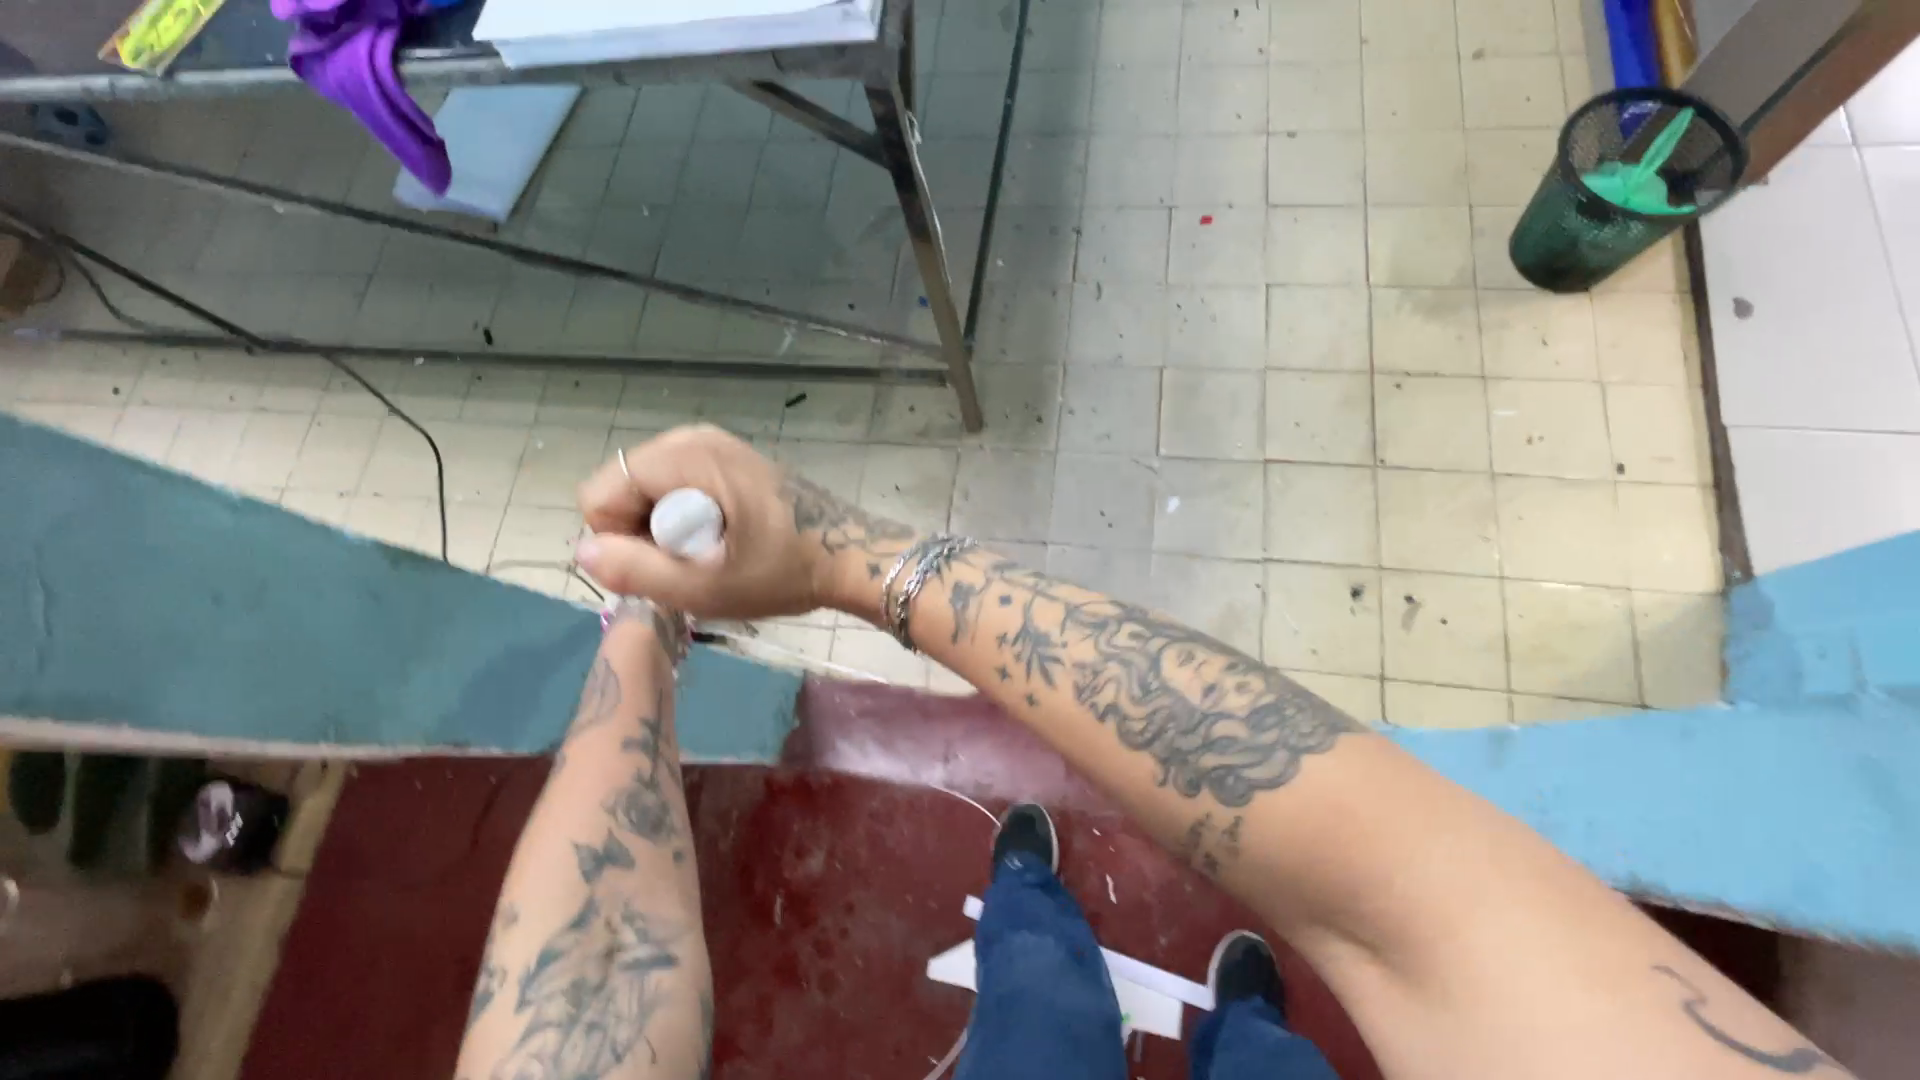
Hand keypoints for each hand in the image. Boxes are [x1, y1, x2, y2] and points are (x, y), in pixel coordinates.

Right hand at [575, 425, 889, 619]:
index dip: (616, 540)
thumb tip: (584, 552)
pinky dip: (684, 518)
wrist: (851, 555)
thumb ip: (637, 571)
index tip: (664, 567)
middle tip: (692, 566)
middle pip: (622, 488)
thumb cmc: (784, 571)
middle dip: (640, 534)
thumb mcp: (707, 586)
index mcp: (684, 457)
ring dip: (663, 531)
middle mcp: (691, 437)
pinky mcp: (726, 457)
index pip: (600, 494)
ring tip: (709, 556)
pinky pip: (675, 486)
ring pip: (647, 490)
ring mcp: (711, 443)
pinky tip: (720, 541)